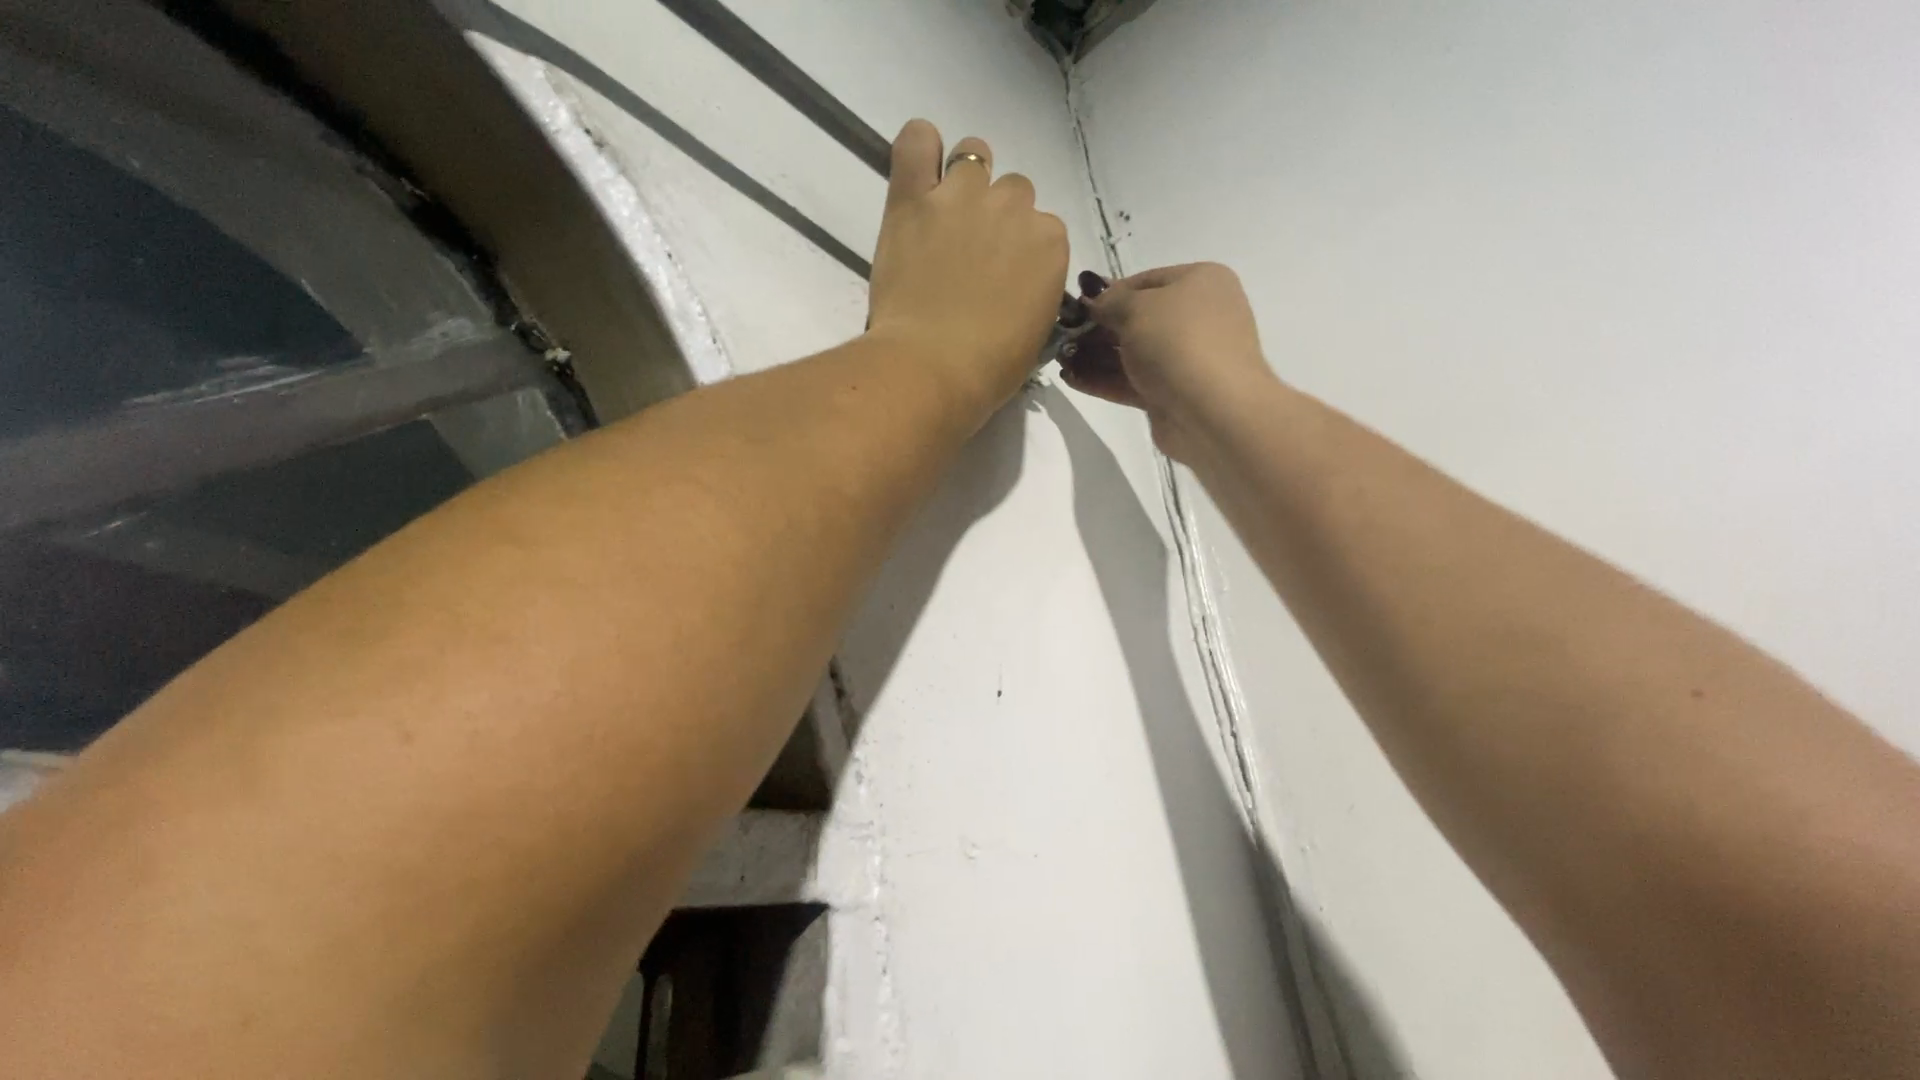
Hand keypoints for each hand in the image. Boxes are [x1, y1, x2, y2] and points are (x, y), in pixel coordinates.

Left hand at [867, 120, 1069, 410]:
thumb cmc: (989, 369)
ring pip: (973, 155)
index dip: (1019, 250)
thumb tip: (1014, 288)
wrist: (934, 367)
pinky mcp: (913, 198)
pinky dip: (919, 146)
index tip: (1000, 275)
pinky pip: (916, 142)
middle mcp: (1013, 209)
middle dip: (995, 216)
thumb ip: (1033, 293)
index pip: (1041, 229)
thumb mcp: (1033, 334)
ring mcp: (962, 196)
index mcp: (1050, 245)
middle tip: (970, 252)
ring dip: (963, 179)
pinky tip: (918, 165)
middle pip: (1012, 190)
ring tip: (943, 216)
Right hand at [1059, 263, 1276, 460]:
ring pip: (1133, 353)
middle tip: (1062, 334)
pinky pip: (1133, 382)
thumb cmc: (1178, 342)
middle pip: (1138, 319)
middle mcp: (1198, 318)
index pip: (1146, 281)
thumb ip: (1109, 301)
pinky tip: (1071, 379)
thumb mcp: (1137, 308)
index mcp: (1201, 283)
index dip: (1108, 292)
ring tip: (1060, 358)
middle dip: (1098, 328)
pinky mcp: (1172, 395)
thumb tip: (1094, 301)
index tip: (1075, 306)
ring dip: (1095, 356)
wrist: (1214, 411)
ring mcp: (1186, 359)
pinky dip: (1103, 380)